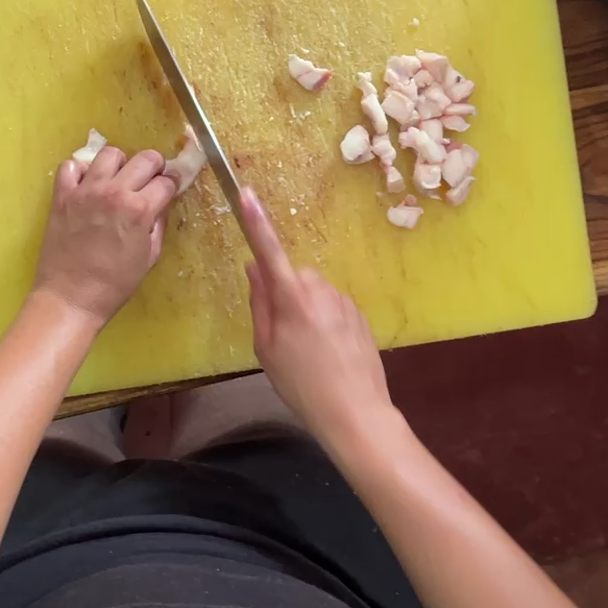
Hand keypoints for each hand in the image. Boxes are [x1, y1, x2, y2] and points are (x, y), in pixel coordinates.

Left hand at [31, 146, 179, 323]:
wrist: (71, 298)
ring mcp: (86, 191)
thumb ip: (158, 224)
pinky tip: (87, 184)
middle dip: (154, 167)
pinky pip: (71, 166)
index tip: (170, 187)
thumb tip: (161, 204)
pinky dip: (80, 170)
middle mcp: (114, 192)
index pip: (166, 181)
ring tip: (118, 179)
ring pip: (109, 153)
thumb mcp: (150, 257)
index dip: (172, 184)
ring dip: (120, 164)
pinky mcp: (62, 195)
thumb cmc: (114, 284)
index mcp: (140, 210)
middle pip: (145, 159)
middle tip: (150, 180)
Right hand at [240, 186, 392, 444]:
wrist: (356, 413)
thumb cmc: (301, 385)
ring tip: (309, 351)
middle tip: (282, 336)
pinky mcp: (360, 314)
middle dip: (285, 294)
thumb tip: (254, 268)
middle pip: (293, 277)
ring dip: (307, 309)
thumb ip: (260, 303)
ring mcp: (344, 301)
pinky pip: (333, 306)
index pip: (268, 252)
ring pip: (314, 292)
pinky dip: (326, 320)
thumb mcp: (267, 349)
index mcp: (292, 299)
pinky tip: (329, 353)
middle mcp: (320, 290)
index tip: (247, 194)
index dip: (256, 222)